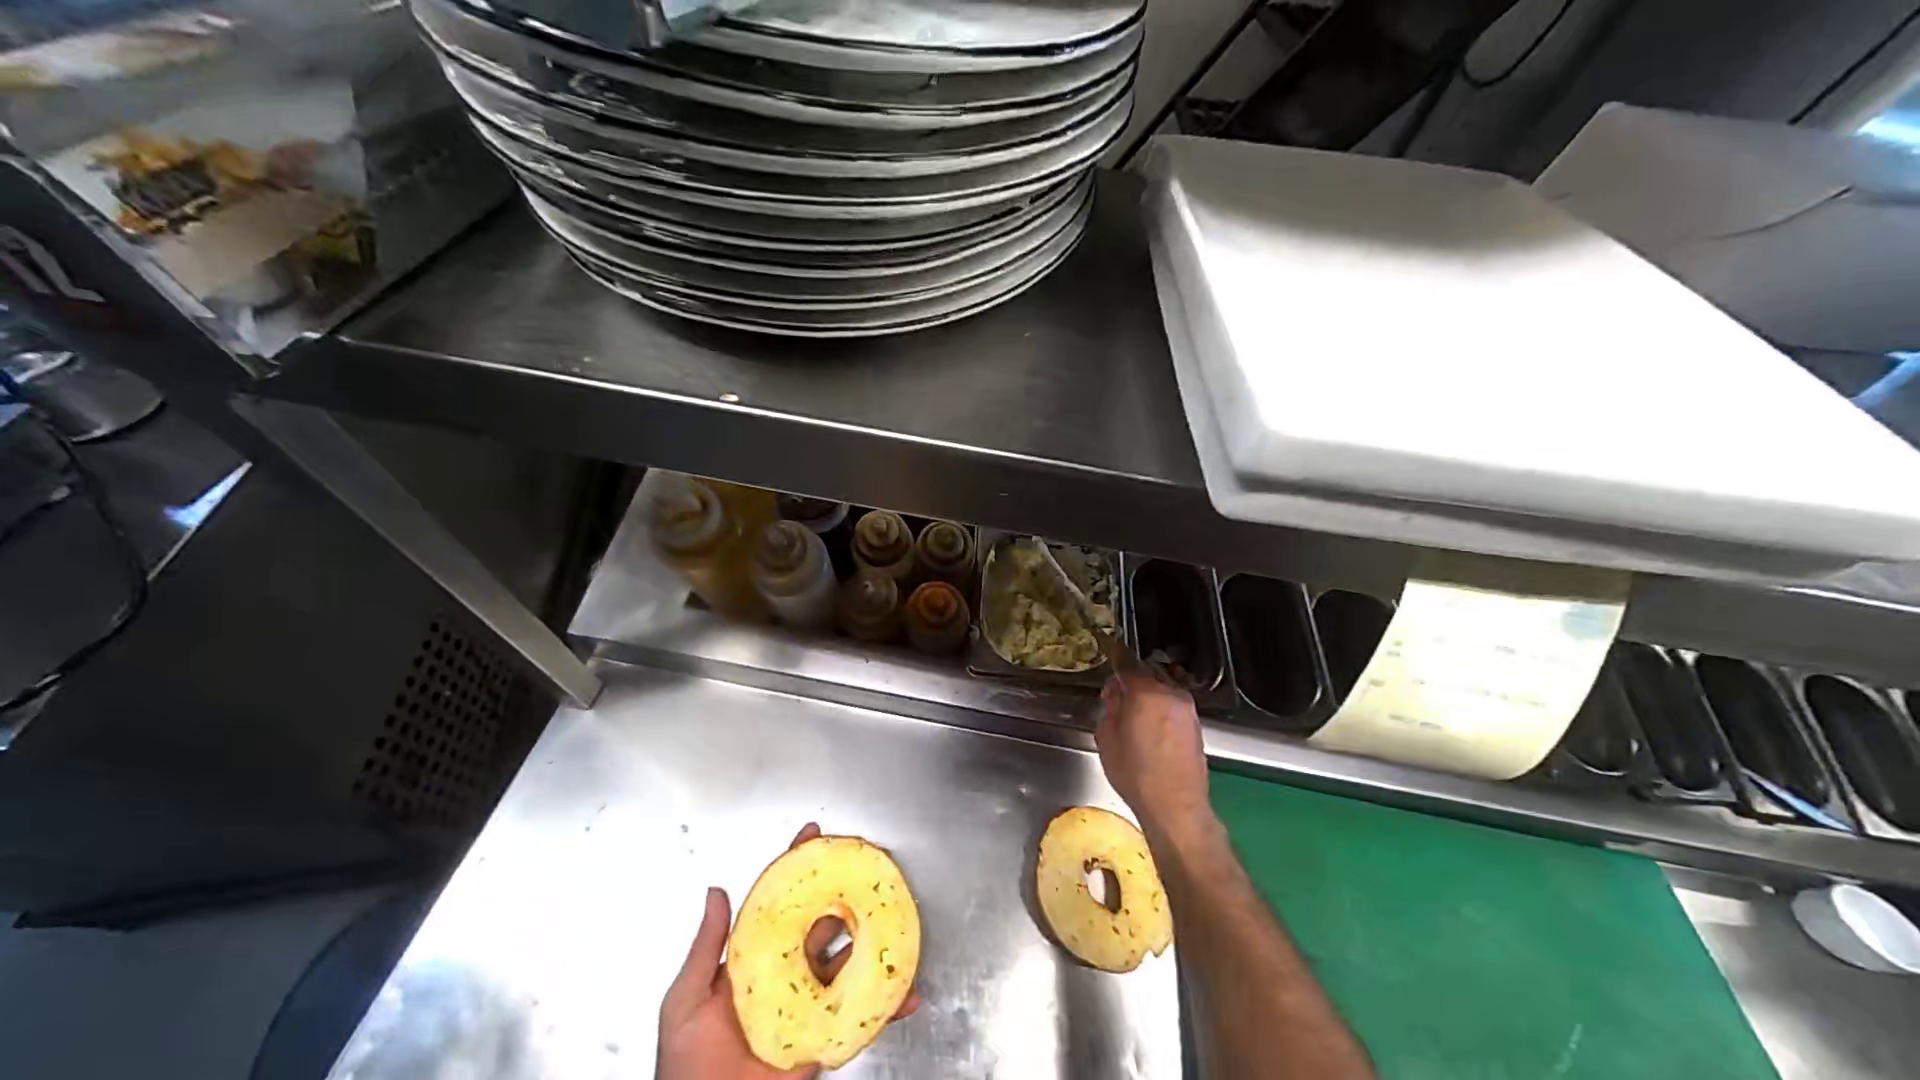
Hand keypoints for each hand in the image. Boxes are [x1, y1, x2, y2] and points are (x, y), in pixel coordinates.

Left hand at [656, 824, 921, 1079]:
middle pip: (825, 923)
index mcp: (756, 959)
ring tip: (898, 915)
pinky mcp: (824, 1039)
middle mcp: (787, 974)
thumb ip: (705, 947)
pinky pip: (860, 1018)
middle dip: (848, 892)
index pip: (781, 902)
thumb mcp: (685, 1000)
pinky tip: (906, 993)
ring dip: (877, 941)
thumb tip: (716, 891)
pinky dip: (887, 1007)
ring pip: (851, 965)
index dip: (797, 867)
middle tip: (870, 865)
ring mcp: (808, 1005)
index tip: (813, 835)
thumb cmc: (684, 1065)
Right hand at [1097, 671, 1213, 841]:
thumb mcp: (1107, 739)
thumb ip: (1110, 709)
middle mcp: (1171, 694)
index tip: (1109, 646)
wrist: (1175, 806)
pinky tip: (1148, 726)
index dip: (1115, 654)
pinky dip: (1159, 706)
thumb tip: (1115, 697)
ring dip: (1147, 693)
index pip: (1127, 663)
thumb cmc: (1136, 774)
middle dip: (1131, 678)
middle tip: (1114, 694)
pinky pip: (1172, 704)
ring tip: (1131, 713)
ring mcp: (1187, 709)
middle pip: (1148, 673)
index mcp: (1146, 693)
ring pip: (1162, 688)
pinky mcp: (1195, 724)